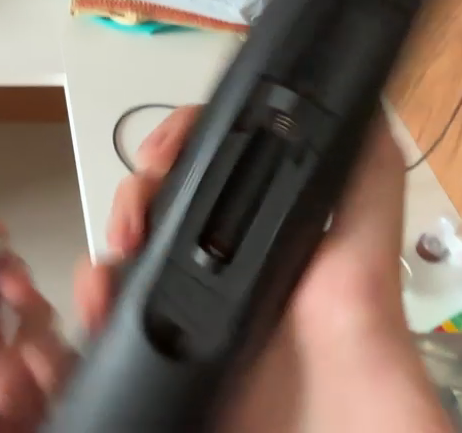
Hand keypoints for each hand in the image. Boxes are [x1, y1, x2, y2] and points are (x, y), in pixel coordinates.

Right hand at [73, 107, 453, 432]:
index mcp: (262, 221)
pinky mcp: (163, 342)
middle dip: (135, 190)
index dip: (177, 138)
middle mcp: (221, 250)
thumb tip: (361, 106)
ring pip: (130, 238)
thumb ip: (368, 187)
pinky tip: (98, 303)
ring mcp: (189, 296)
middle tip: (133, 223)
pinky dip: (93, 292)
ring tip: (110, 270)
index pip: (210, 154)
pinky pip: (113, 303)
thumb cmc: (356, 355)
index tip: (159, 155)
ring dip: (109, 236)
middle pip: (160, 190)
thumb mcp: (366, 256)